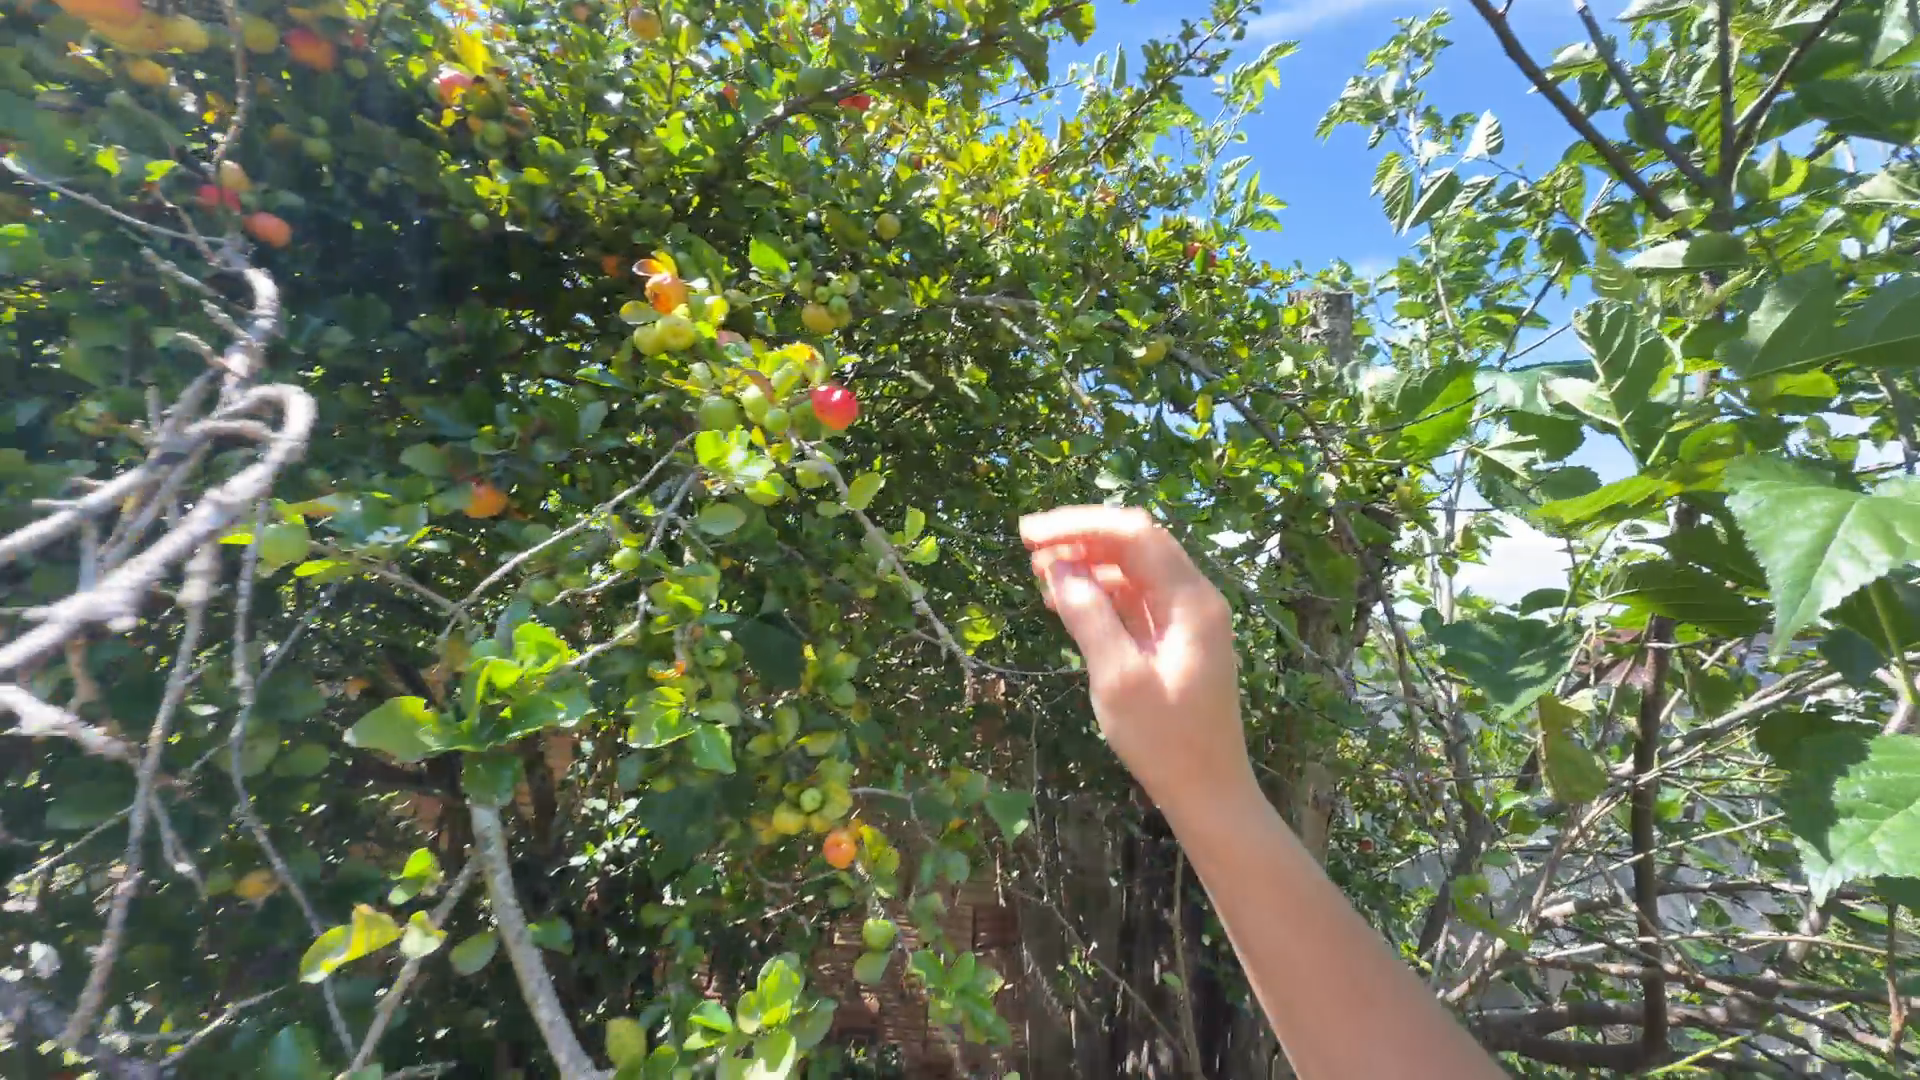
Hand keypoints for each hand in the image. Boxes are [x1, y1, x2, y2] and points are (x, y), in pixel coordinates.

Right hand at [1020, 506, 1251, 811]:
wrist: (1208, 793)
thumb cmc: (1165, 740)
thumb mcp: (1118, 678)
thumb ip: (1088, 616)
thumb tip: (1058, 569)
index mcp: (1191, 601)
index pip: (1134, 534)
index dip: (1080, 525)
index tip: (1031, 534)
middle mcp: (1193, 598)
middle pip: (1135, 543)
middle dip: (1081, 538)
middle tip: (1030, 549)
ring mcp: (1185, 618)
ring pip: (1132, 568)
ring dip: (1087, 563)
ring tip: (1041, 574)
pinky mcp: (1173, 638)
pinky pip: (1134, 597)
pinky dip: (1099, 591)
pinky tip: (1066, 599)